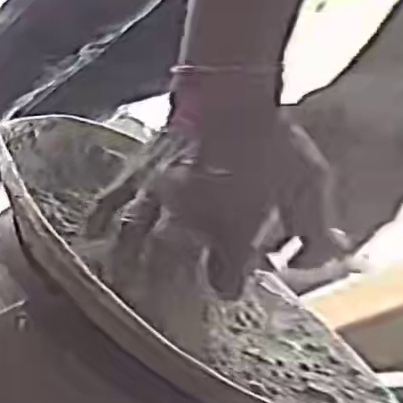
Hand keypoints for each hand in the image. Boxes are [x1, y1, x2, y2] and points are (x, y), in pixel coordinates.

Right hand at [89, 86, 346, 297]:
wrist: (226, 108)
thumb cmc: (273, 147)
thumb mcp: (311, 187)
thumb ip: (313, 230)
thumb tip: (313, 259)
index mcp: (230, 228)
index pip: (227, 271)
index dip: (229, 285)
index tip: (229, 295)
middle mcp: (184, 222)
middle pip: (176, 258)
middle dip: (176, 275)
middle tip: (173, 290)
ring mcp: (154, 201)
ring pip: (136, 238)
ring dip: (130, 258)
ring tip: (119, 274)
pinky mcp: (134, 181)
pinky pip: (110, 206)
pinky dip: (98, 222)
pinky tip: (88, 233)